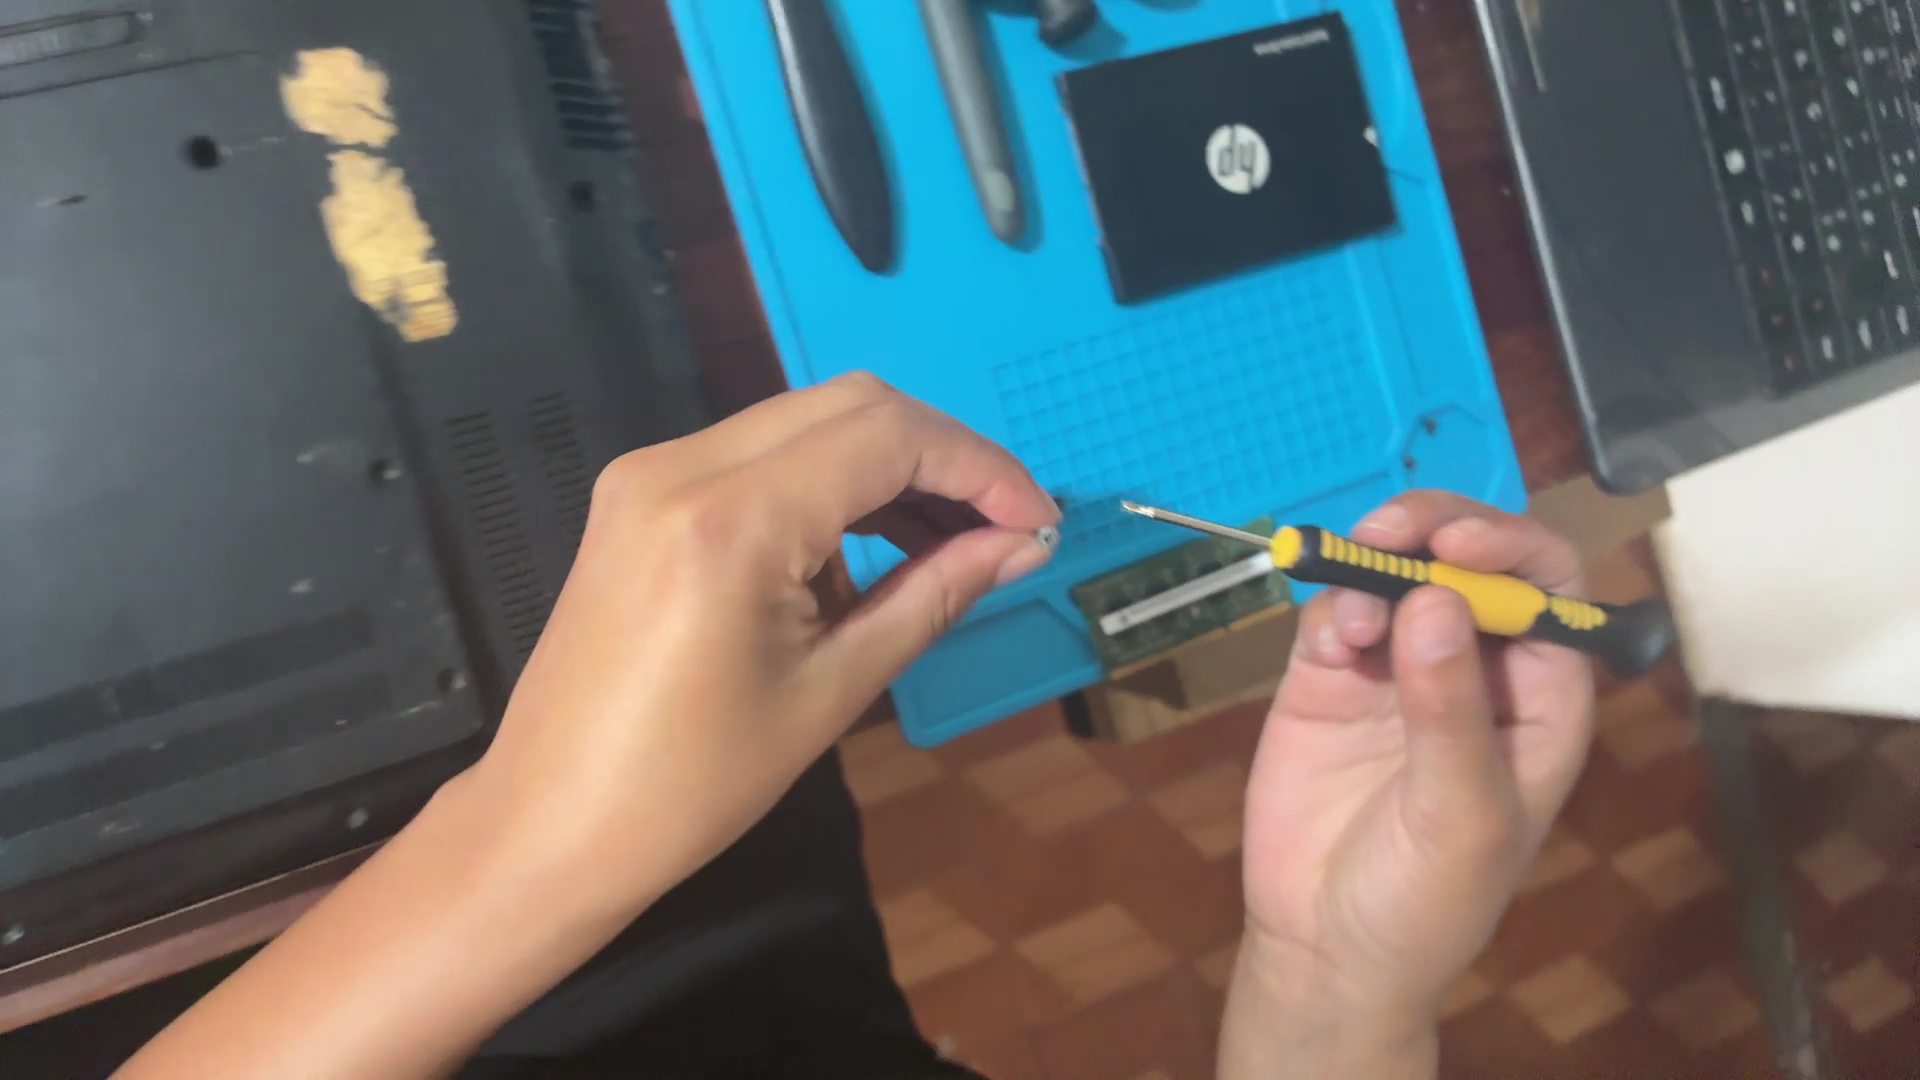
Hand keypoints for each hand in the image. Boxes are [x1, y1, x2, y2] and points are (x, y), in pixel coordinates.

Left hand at [471, 373, 1060, 916]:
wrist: (550, 825)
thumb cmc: (696, 784)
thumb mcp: (836, 688)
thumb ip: (937, 594)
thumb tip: (1023, 545)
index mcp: (732, 519)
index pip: (889, 437)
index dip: (981, 468)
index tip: (1036, 521)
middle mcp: (684, 463)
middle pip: (856, 404)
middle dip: (944, 456)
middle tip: (999, 526)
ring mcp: (655, 468)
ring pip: (813, 420)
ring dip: (893, 466)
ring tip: (947, 541)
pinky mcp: (647, 489)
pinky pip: (768, 453)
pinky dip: (837, 482)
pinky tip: (868, 543)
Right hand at [1221, 492, 1595, 1077]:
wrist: (1321, 935)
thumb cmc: (1423, 897)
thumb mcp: (1460, 814)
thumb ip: (1450, 709)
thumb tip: (1433, 599)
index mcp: (1536, 699)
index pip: (1548, 592)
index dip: (1511, 551)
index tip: (1454, 545)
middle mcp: (1467, 669)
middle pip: (1463, 565)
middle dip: (1430, 532)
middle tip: (1382, 532)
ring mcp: (1390, 669)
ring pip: (1388, 577)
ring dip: (1368, 574)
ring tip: (1349, 633)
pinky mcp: (1326, 677)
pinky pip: (1332, 617)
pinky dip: (1329, 612)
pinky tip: (1331, 648)